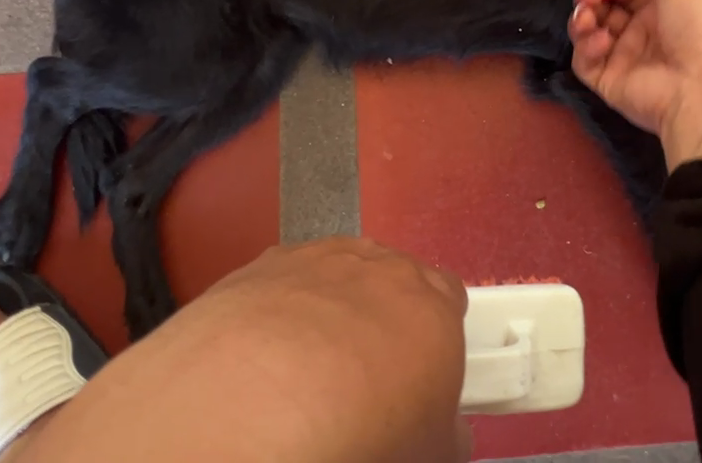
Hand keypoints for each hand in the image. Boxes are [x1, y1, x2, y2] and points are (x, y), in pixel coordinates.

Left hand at [20, 238, 470, 462]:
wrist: (251, 409)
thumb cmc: (357, 432)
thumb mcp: (430, 451)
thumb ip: (448, 429)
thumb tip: (443, 432)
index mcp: (436, 305)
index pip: (450, 302)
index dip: (434, 339)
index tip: (418, 377)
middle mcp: (383, 267)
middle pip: (392, 284)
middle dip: (381, 325)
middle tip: (362, 385)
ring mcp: (322, 258)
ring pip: (336, 279)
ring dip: (329, 316)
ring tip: (303, 381)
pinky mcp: (264, 264)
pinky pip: (283, 287)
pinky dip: (277, 316)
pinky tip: (261, 363)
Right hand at [567, 0, 701, 168]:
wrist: (700, 84)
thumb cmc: (697, 25)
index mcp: (664, 7)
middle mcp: (642, 31)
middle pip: (606, 5)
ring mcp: (623, 57)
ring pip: (590, 29)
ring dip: (584, 14)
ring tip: (588, 10)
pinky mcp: (607, 81)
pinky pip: (585, 59)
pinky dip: (586, 45)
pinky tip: (601, 39)